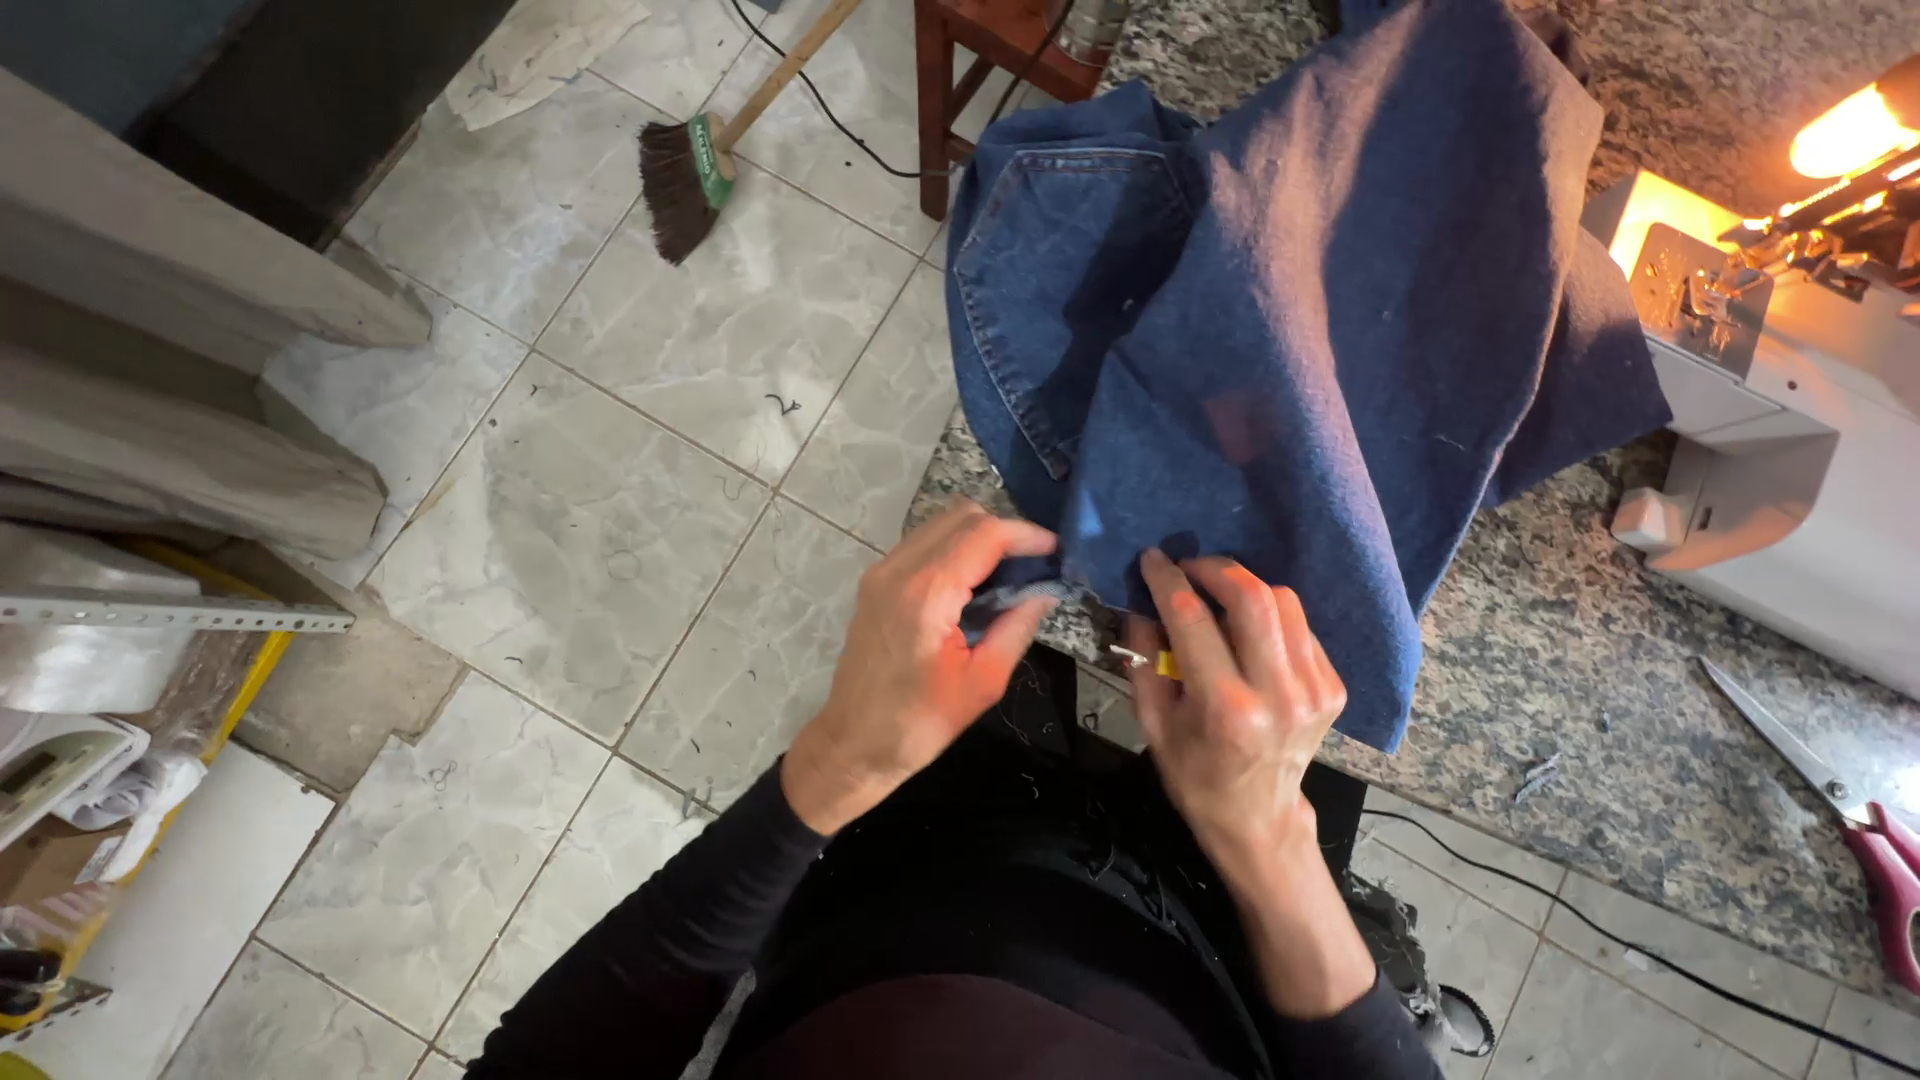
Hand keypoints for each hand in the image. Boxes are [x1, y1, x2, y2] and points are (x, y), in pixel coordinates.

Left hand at [781, 501, 1057, 834]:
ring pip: (941, 524)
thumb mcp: (983, 682)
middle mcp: (899, 569)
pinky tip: (973, 583)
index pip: (985, 534)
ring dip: (979, 537)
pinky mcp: (875, 582)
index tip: (1056, 551)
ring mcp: (881, 571)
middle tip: (1033, 565)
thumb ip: (1017, 627)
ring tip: (1008, 574)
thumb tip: (1045, 591)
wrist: (853, 744)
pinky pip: (923, 543)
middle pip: (963, 516)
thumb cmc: (919, 723)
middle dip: (1005, 531)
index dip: (1027, 535)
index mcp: (927, 593)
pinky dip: (954, 548)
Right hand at [1129, 548, 1372, 1017]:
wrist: (1257, 817)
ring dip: (1244, 585)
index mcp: (1226, 708)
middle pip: (1252, 599)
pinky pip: (1300, 626)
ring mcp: (1314, 690)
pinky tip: (1246, 626)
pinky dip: (1269, 614)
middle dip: (1214, 568)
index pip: (1193, 620)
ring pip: (1283, 603)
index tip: (1152, 559)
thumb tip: (1141, 604)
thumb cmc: (1194, 774)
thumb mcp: (1152, 723)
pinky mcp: (1333, 687)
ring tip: (1215, 590)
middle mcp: (1278, 694)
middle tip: (1188, 565)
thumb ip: (1143, 660)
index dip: (1168, 581)